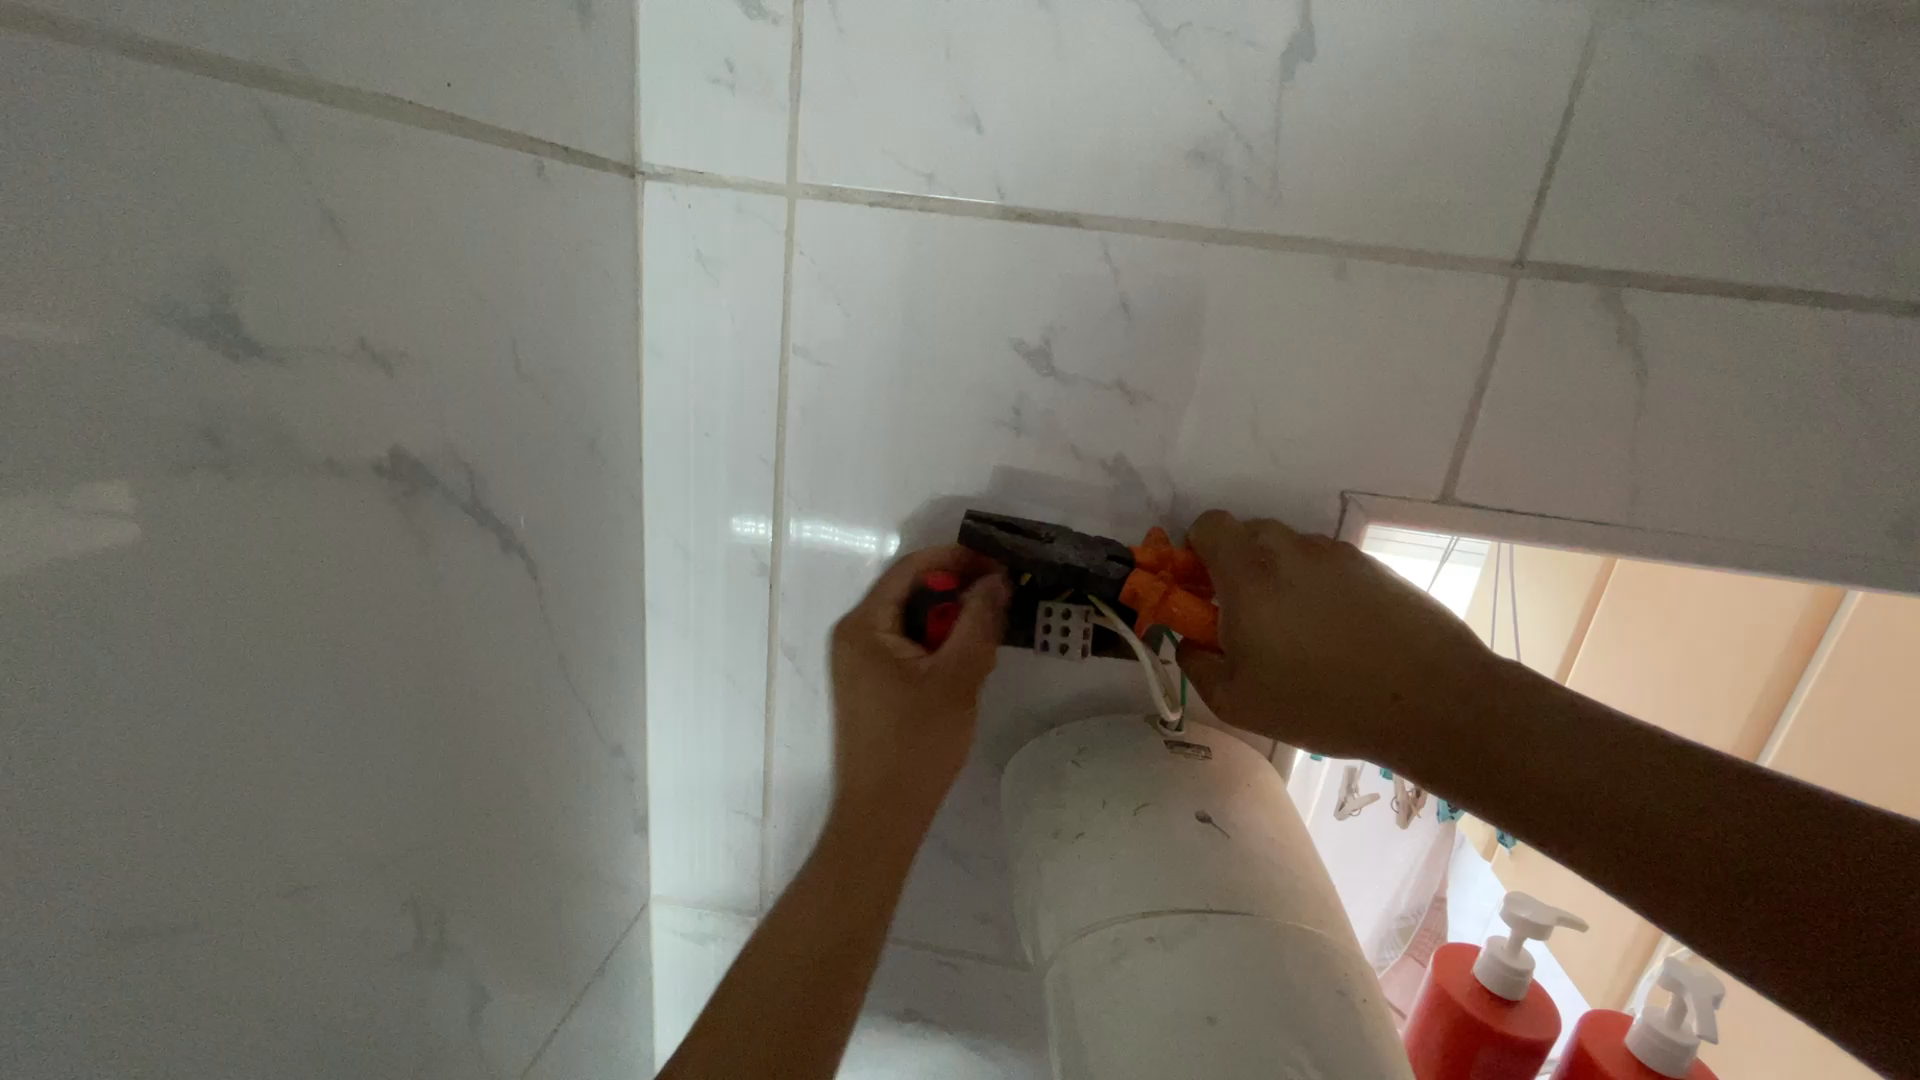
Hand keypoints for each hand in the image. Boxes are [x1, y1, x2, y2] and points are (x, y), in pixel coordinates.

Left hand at [829, 545, 1009, 834]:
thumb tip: (996, 578)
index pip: (912, 567)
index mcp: (865, 624)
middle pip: (911, 591)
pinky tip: (968, 663)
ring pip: (913, 620)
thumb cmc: (917, 743)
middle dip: (958, 592)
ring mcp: (860, 659)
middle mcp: (855, 633)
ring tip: (990, 636)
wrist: (883, 814)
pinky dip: (939, 644)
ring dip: (953, 621)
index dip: (959, 559)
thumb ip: (978, 620)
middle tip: (1002, 603)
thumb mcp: (958, 676)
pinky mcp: (871, 682)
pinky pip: (908, 645)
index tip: (1001, 568)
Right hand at [1173, 510, 1495, 762]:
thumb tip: (1191, 639)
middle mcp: (1291, 550)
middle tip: (1244, 615)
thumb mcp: (1236, 701)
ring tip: (1297, 630)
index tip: (1202, 591)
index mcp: (1249, 574)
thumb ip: (1195, 662)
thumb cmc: (1321, 701)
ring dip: (1277, 574)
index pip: (1208, 525)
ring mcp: (1336, 555)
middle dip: (1234, 564)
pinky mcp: (1373, 566)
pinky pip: (1326, 564)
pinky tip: (1337, 634)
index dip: (1195, 551)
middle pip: (1247, 532)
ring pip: (1288, 548)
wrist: (1433, 700)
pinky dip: (1317, 586)